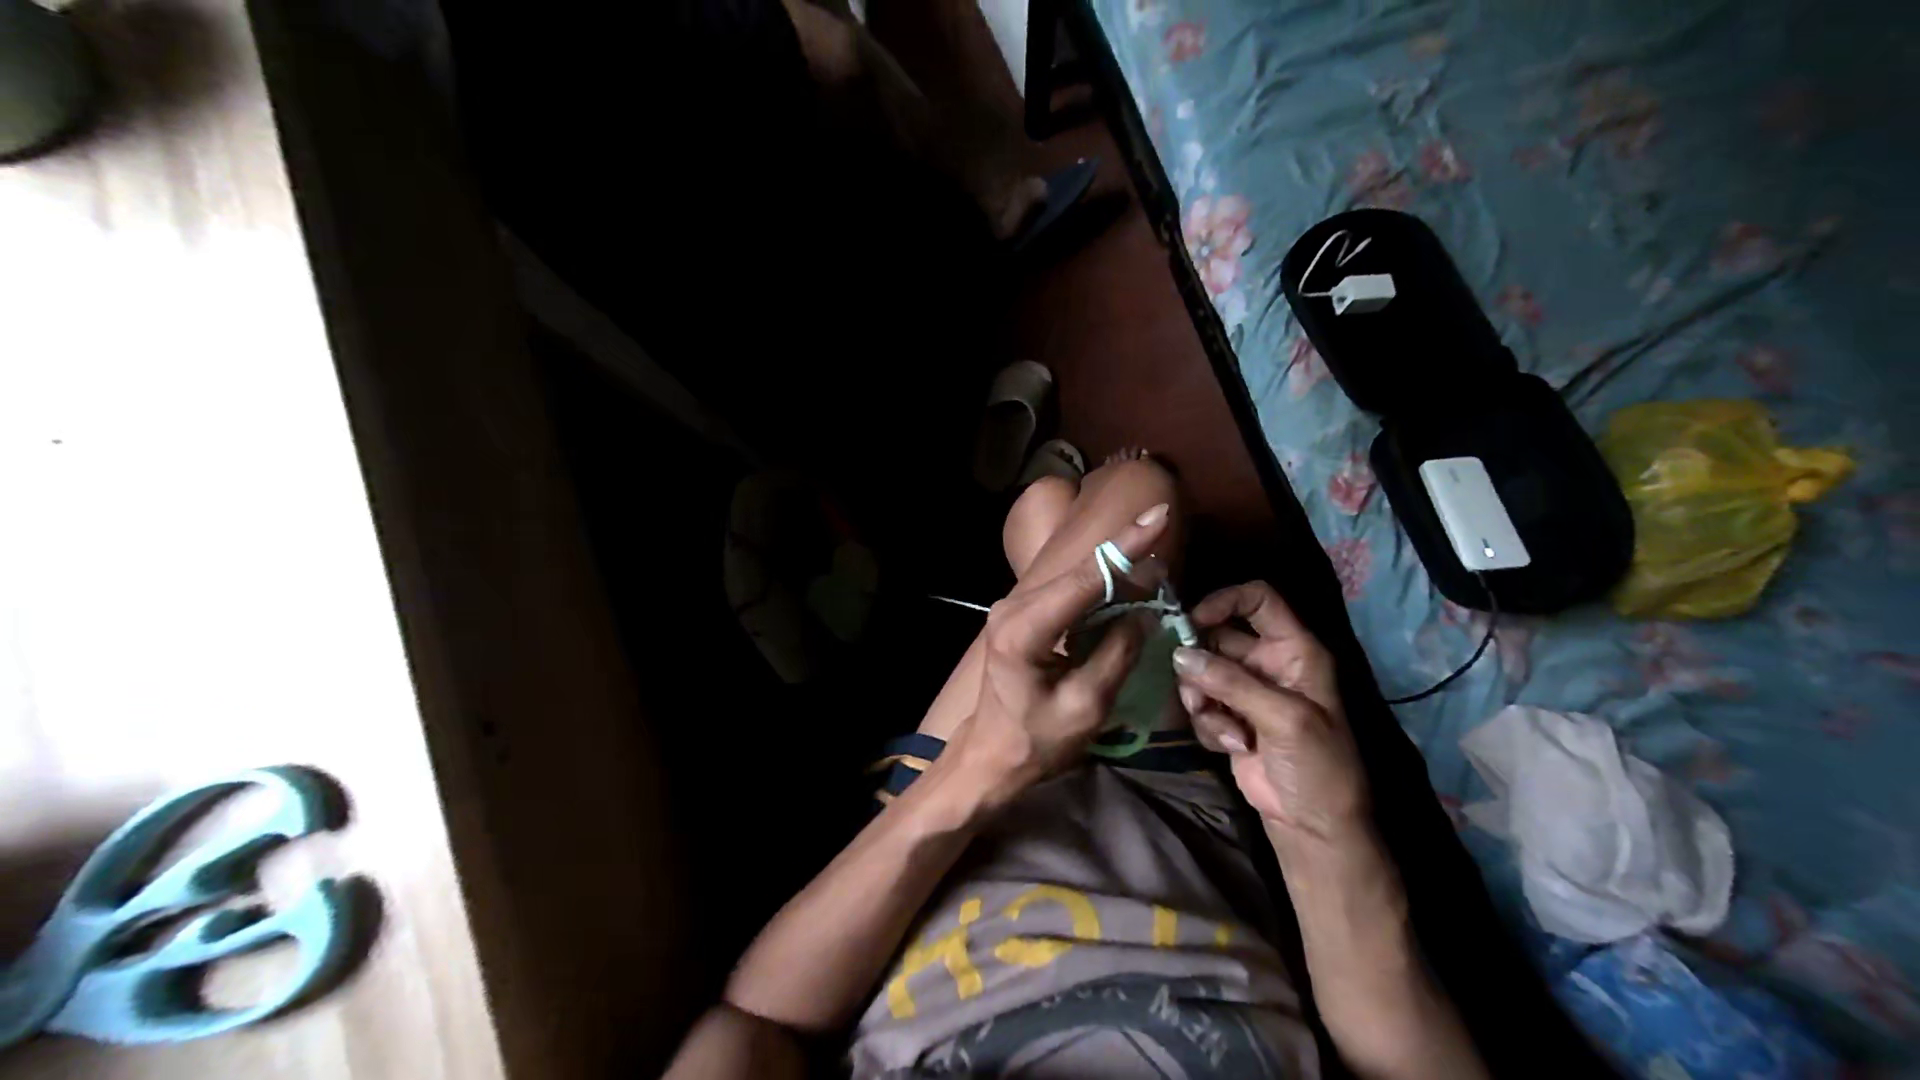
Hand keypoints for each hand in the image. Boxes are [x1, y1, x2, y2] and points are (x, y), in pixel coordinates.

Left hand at [943, 505, 1172, 807]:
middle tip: (1162, 529)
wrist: (991, 754)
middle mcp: (1011, 608)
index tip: (1158, 515)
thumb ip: (1117, 653)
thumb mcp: (1087, 706)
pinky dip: (1097, 589)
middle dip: (1123, 553)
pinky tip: (1125, 585)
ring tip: (1152, 560)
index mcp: (1023, 631)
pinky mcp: (1020, 614)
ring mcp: (1012, 608)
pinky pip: (1065, 594)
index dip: (1124, 548)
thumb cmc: (1037, 741)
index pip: (1082, 581)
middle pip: (1077, 573)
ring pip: (1072, 579)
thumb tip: (1145, 610)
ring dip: (1113, 572)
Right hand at [1172, 581, 1368, 851]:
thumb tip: (1179, 655)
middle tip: (1193, 688)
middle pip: (1217, 636)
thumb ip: (1231, 682)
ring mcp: (1246, 691)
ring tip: (1219, 725)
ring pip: (1201, 671)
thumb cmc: (1317, 766)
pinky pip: (1200, 703)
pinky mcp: (1227, 718)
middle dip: (1200, 661)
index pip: (1258, 600)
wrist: (1313, 827)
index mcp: (1294, 650)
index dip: (1225, 601)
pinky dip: (1206, 722)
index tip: (1194, 621)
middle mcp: (1268, 663)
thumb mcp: (1283, 718)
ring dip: (1200, 697)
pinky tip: (1229, 745)